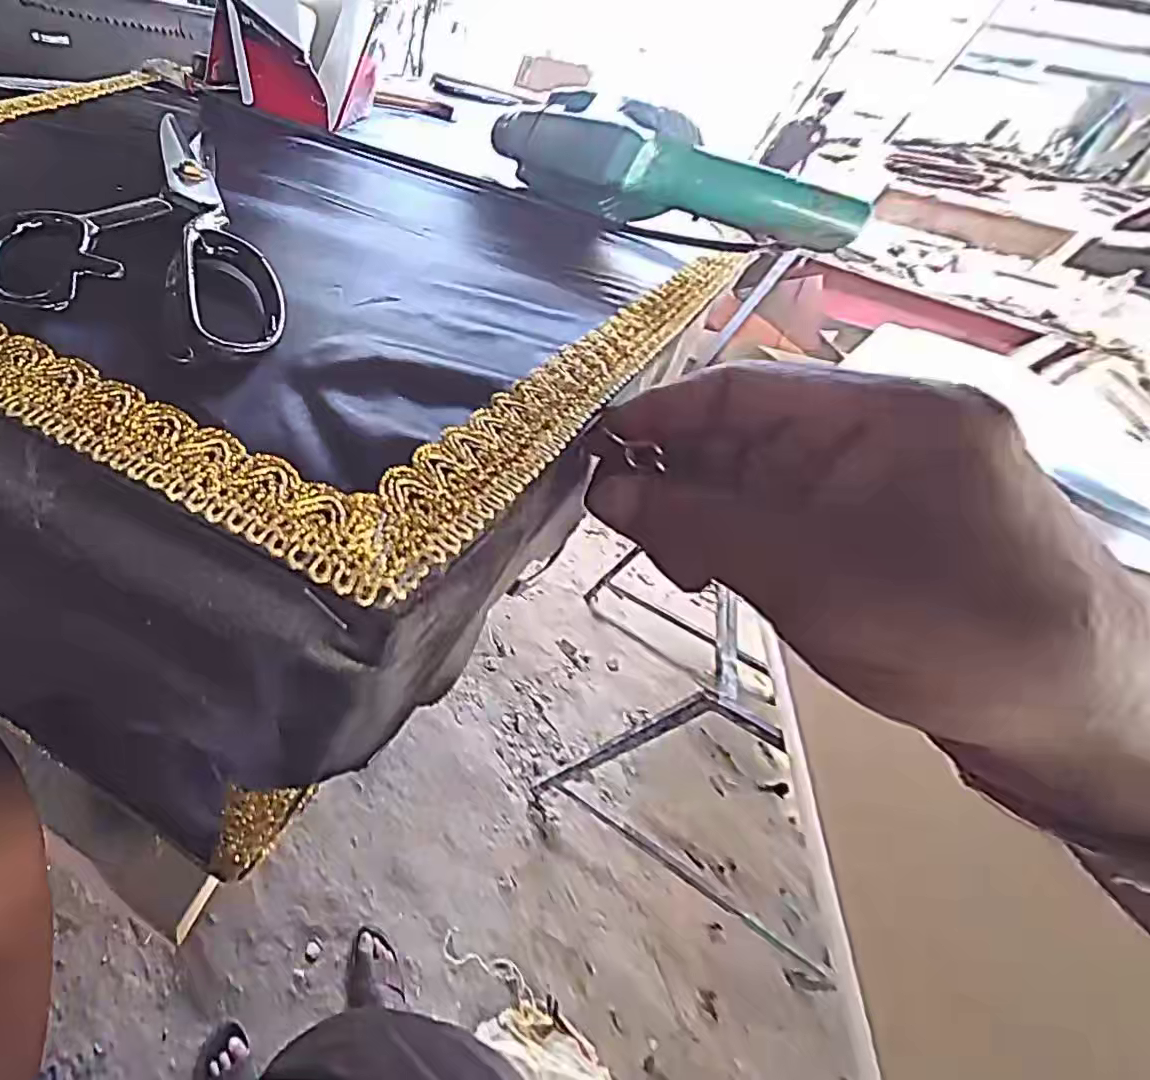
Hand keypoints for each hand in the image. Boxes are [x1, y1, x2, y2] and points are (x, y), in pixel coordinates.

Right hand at [588, 361, 1149, 832]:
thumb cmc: (949, 628)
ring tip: (678, 565)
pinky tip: (703, 571)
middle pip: (731, 433)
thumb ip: (690, 523)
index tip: (593, 449)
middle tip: (630, 528)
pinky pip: (753, 511)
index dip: (658, 413)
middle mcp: (869, 434)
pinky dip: (713, 535)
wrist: (1072, 715)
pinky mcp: (845, 521)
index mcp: (884, 415)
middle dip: (669, 477)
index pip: (742, 388)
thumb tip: (601, 492)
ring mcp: (857, 479)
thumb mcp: (799, 570)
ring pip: (732, 476)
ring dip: (686, 514)